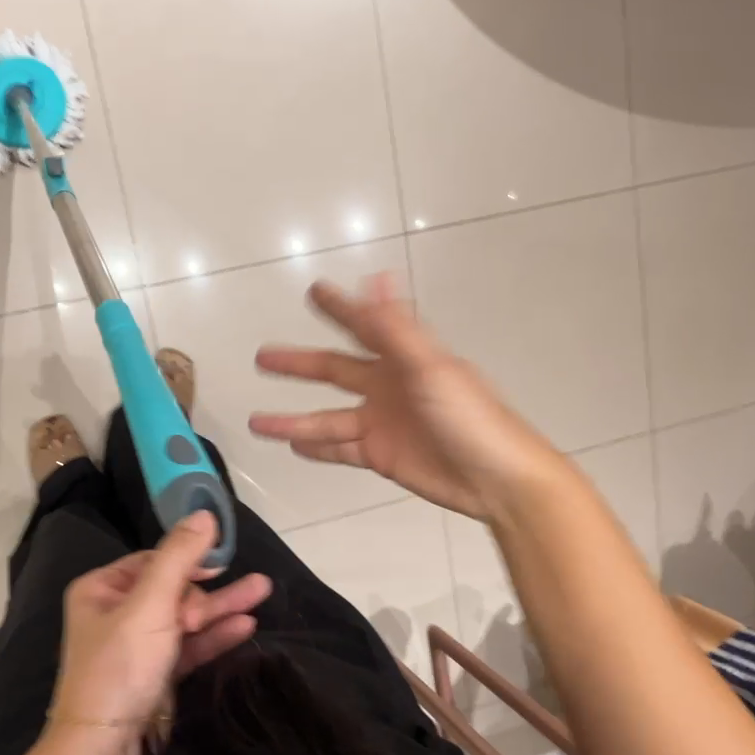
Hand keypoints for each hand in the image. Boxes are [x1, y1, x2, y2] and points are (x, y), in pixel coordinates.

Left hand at [52, 511, 271, 735]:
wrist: (103, 752)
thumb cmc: (121, 668)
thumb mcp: (151, 604)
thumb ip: (179, 558)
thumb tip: (203, 513)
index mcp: (100, 590)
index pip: (152, 562)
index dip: (188, 561)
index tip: (221, 563)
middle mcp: (113, 615)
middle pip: (172, 590)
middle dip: (211, 589)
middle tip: (257, 585)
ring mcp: (134, 649)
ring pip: (184, 620)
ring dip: (221, 609)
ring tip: (263, 595)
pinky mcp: (152, 678)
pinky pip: (187, 648)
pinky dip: (213, 637)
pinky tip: (244, 627)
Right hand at [249, 274, 558, 521]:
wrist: (497, 478)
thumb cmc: (470, 417)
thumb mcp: (431, 367)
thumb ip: (396, 328)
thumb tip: (376, 276)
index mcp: (404, 358)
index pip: (363, 327)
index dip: (339, 308)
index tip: (315, 292)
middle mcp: (388, 386)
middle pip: (334, 371)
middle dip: (299, 365)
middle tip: (263, 356)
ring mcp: (382, 423)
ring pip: (328, 419)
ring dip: (294, 418)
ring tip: (256, 421)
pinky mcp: (382, 455)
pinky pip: (340, 449)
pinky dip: (317, 448)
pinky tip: (292, 445)